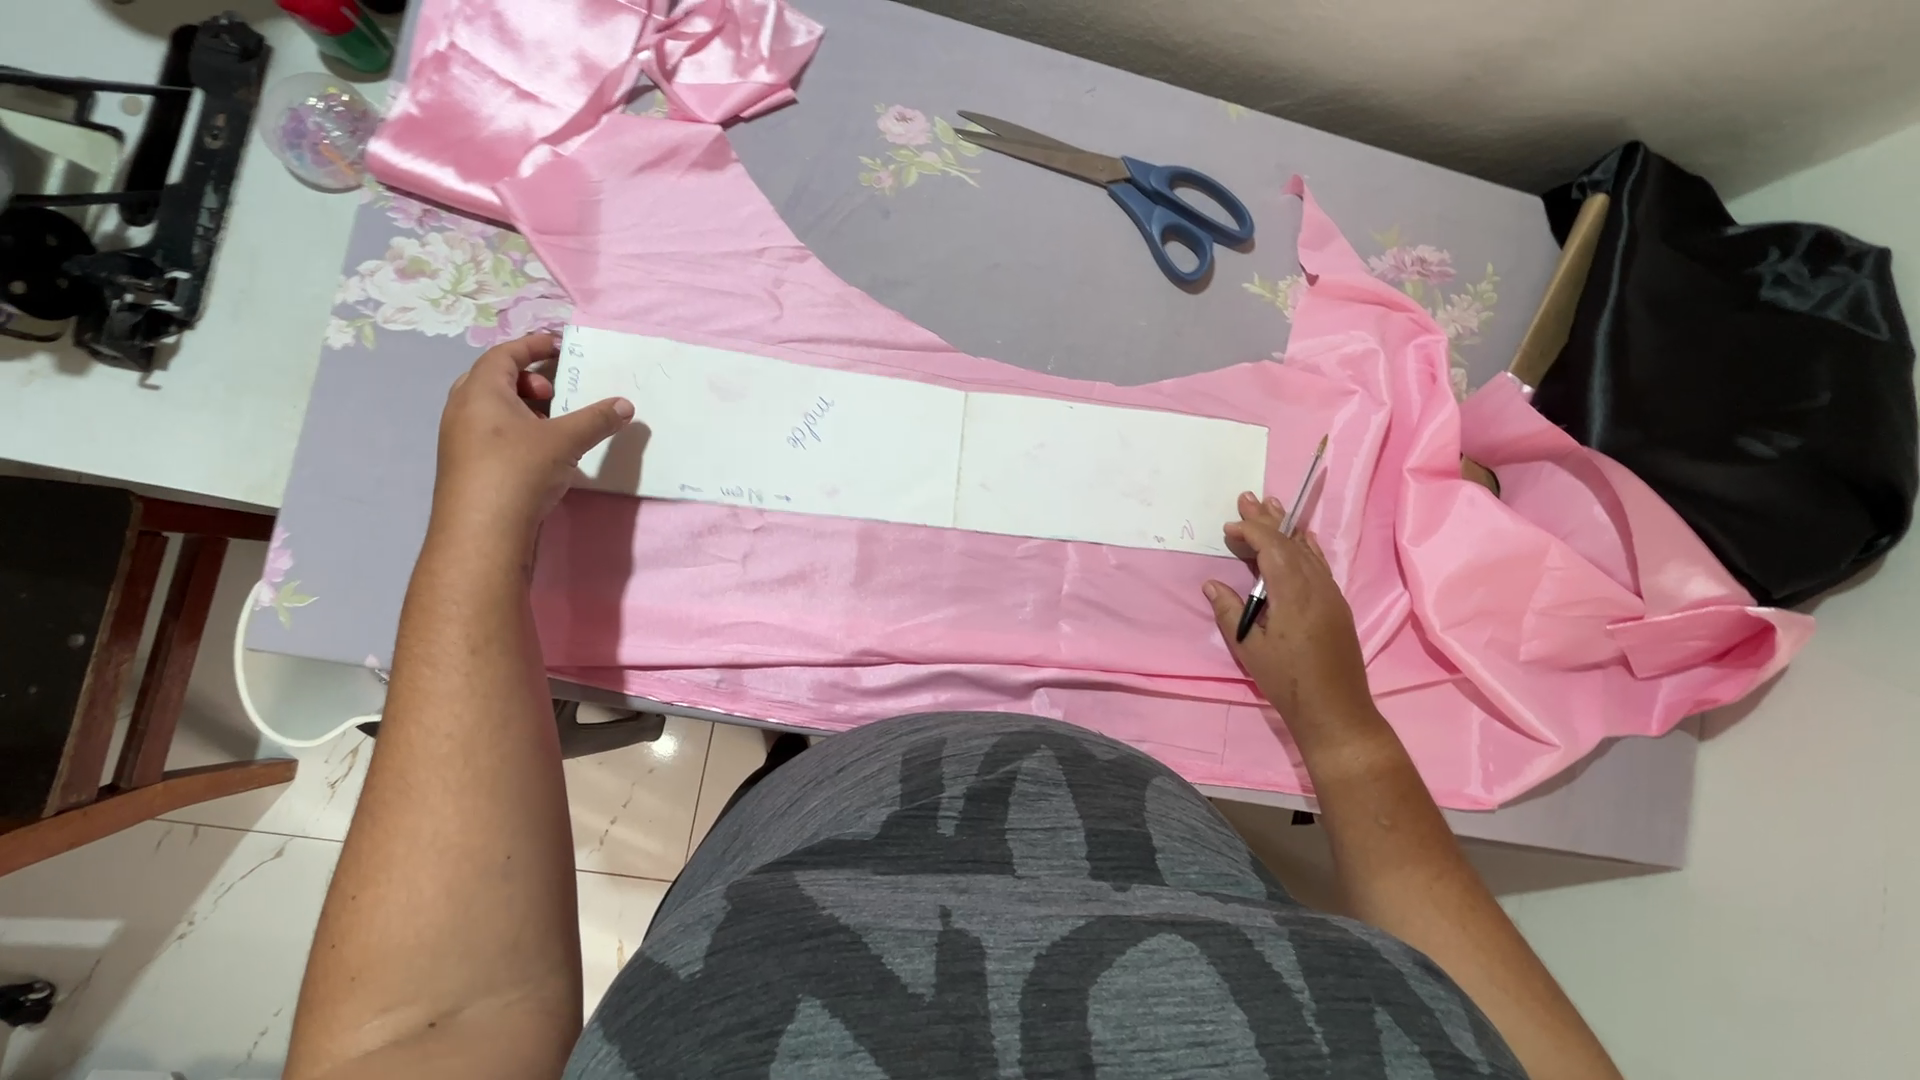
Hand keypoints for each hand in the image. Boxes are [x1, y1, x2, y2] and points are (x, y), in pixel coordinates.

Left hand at [431, 333, 632, 554]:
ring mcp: (460, 439)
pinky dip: (516, 431)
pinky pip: (491, 433)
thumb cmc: (518, 471)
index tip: (557, 345)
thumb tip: (625, 405)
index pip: (503, 354)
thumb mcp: (565, 441)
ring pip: (491, 409)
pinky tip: (541, 453)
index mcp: (480, 392)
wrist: (482, 531)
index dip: (531, 345)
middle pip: (492, 379)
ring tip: (553, 424)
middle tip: (555, 392)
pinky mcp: (467, 466)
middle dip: (526, 379)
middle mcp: (463, 409)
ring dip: (522, 408)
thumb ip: (596, 420)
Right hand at [1203, 492, 1371, 724]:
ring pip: (1308, 551)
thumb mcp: (1249, 648)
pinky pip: (1320, 565)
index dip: (1252, 532)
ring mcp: (1330, 595)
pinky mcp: (1336, 605)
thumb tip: (1212, 585)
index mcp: (1293, 593)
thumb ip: (1230, 612)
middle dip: (1268, 519)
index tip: (1229, 528)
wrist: (1335, 708)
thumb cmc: (1287, 680)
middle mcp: (1316, 587)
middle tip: (1248, 497)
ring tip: (1272, 507)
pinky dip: (1306, 548)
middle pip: (1292, 542)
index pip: (1273, 548)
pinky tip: (1303, 539)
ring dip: (1286, 529)